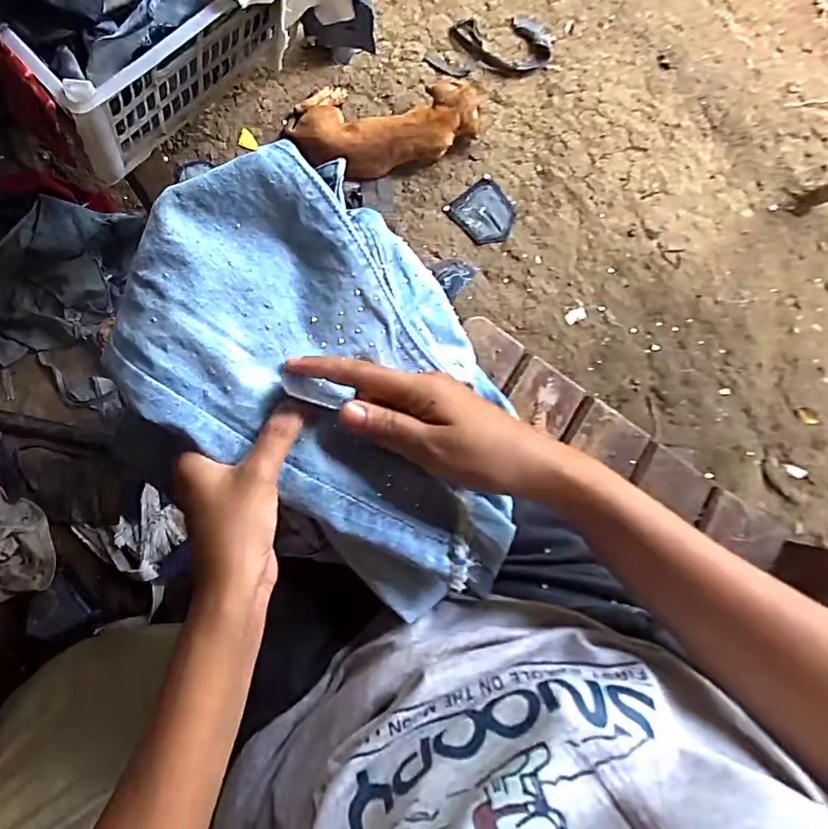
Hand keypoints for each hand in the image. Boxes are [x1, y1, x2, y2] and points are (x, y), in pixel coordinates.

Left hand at [173, 407, 304, 613]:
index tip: (256, 379)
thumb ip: (276, 437)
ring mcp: (214, 490)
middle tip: (278, 390)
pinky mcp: (233, 505)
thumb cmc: (237, 526)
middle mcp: (195, 473)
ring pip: (240, 456)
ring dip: (260, 443)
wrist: (239, 584)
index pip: (207, 419)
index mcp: (187, 461)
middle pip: (227, 437)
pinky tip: (285, 444)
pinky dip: (265, 463)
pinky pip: (250, 474)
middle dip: (251, 420)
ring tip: (286, 409)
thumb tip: (295, 401)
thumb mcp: (259, 475)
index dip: (232, 400)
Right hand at [283, 357, 575, 498]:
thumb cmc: (484, 458)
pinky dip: (376, 404)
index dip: (324, 369)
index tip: (292, 365)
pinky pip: (398, 400)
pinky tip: (368, 413)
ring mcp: (435, 394)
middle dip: (334, 376)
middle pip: (370, 376)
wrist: (535, 464)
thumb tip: (343, 409)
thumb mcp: (431, 448)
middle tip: (299, 379)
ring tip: (324, 395)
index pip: (361, 374)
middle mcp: (424, 382)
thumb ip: (387, 427)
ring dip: (354, 391)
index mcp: (420, 387)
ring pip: (384, 389)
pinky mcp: (441, 407)